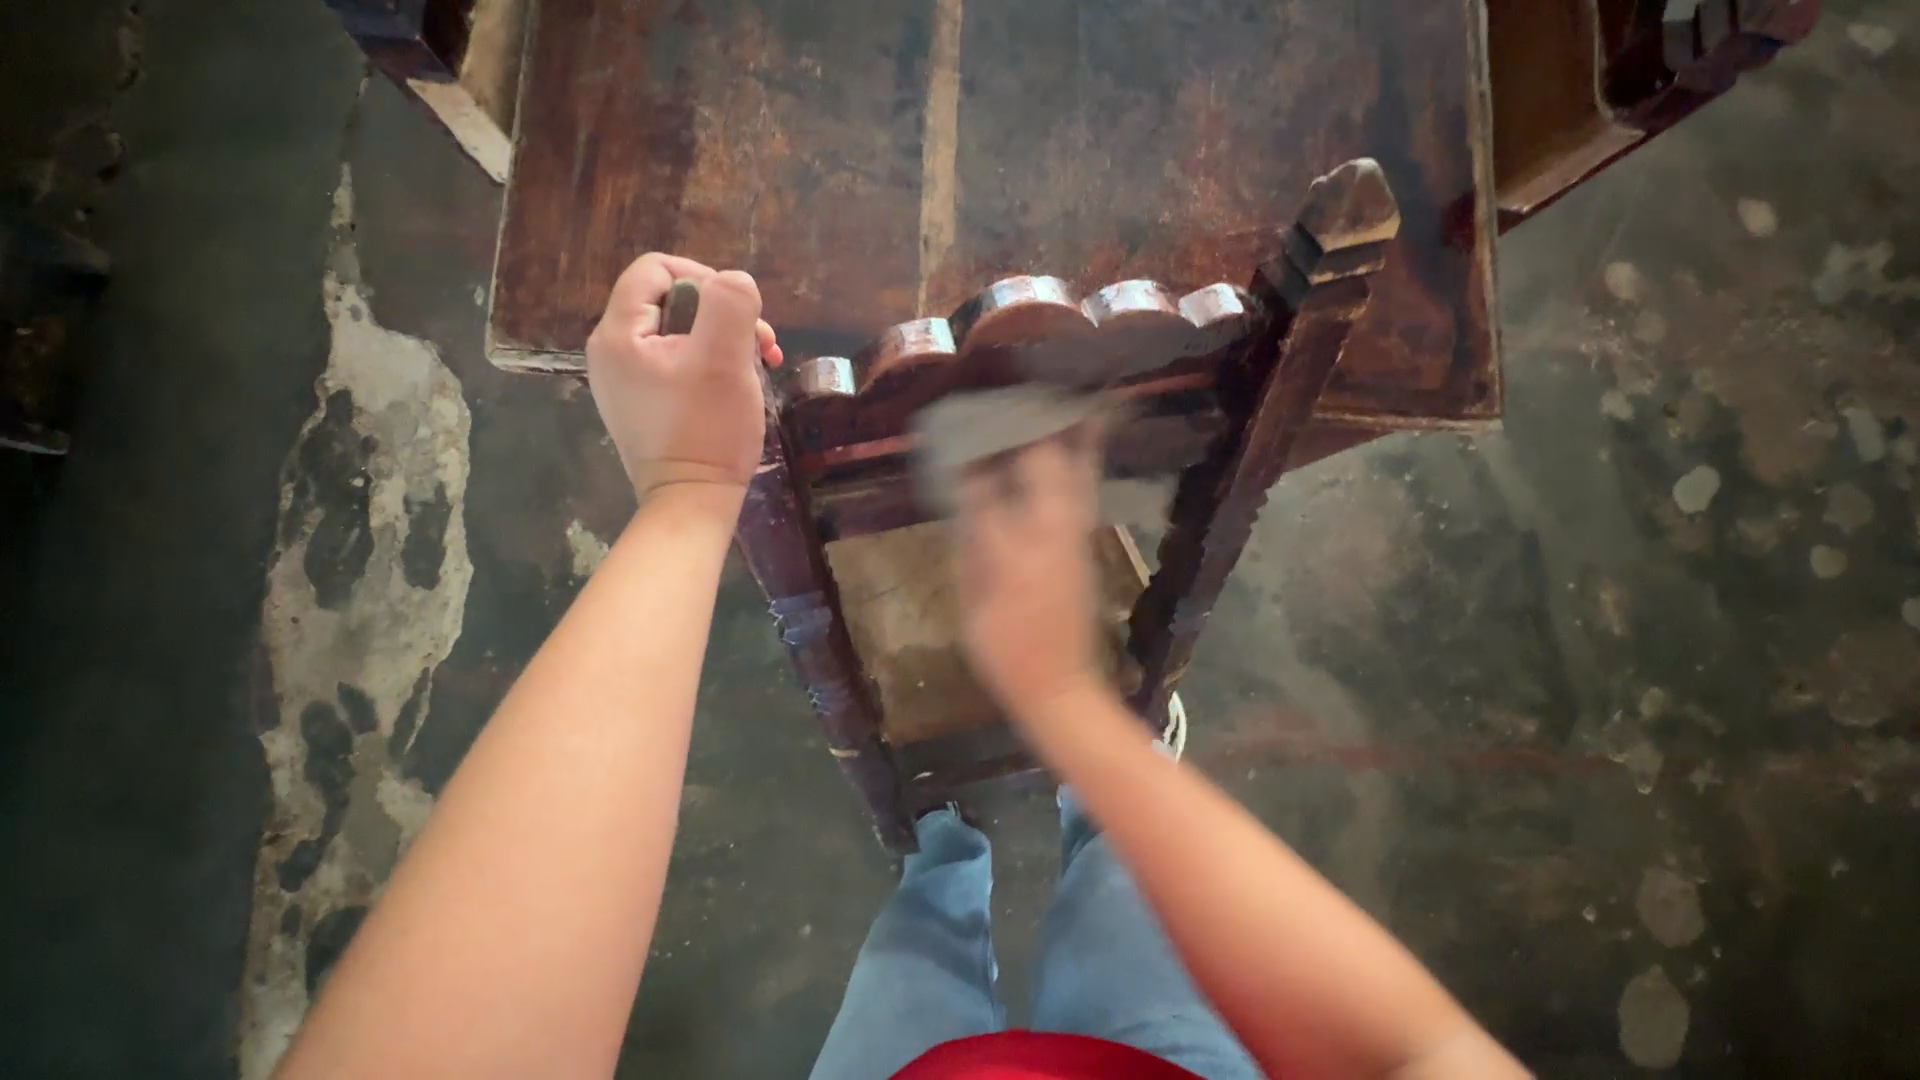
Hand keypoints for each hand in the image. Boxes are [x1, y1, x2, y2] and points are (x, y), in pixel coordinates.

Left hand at [585, 253, 784, 504]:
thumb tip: (736, 282)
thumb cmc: (708, 431)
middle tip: (763, 346)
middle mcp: (612, 352)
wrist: (692, 502)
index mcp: (619, 334)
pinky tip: (739, 386)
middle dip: (724, 315)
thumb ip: (730, 305)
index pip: (656, 269)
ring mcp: (626, 382)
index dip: (705, 277)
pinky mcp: (644, 405)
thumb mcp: (725, 359)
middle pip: (672, 302)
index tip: (742, 312)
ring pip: (681, 334)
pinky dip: (712, 366)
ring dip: (725, 342)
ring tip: (760, 367)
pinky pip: (678, 365)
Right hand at [953, 427, 1106, 721]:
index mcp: (1008, 557)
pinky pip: (1086, 492)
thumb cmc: (1003, 654)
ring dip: (1064, 435)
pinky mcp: (1088, 547)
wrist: (1061, 686)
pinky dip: (1085, 460)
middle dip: (1024, 430)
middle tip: (1009, 404)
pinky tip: (1083, 437)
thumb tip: (964, 509)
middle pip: (1040, 467)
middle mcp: (1046, 538)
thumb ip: (967, 554)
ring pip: (1073, 475)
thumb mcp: (970, 608)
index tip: (959, 436)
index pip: (984, 491)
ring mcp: (1074, 540)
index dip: (970, 461)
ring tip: (1061, 401)